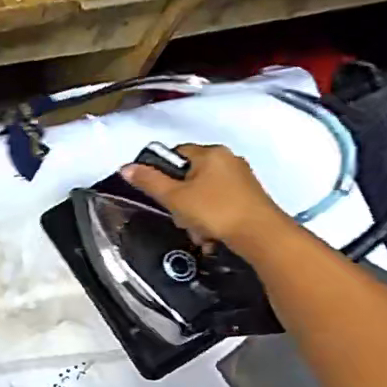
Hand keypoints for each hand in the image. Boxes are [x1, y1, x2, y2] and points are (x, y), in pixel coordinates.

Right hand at [120, 143, 297, 252]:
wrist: (260, 234)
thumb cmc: (214, 211)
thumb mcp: (174, 197)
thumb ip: (149, 181)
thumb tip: (125, 167)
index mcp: (210, 153)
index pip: (176, 153)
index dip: (162, 173)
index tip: (160, 194)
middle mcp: (228, 159)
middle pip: (189, 176)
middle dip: (180, 200)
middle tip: (180, 216)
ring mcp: (241, 178)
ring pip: (203, 193)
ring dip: (194, 214)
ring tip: (199, 231)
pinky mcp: (249, 196)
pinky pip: (219, 203)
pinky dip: (211, 219)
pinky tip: (211, 234)